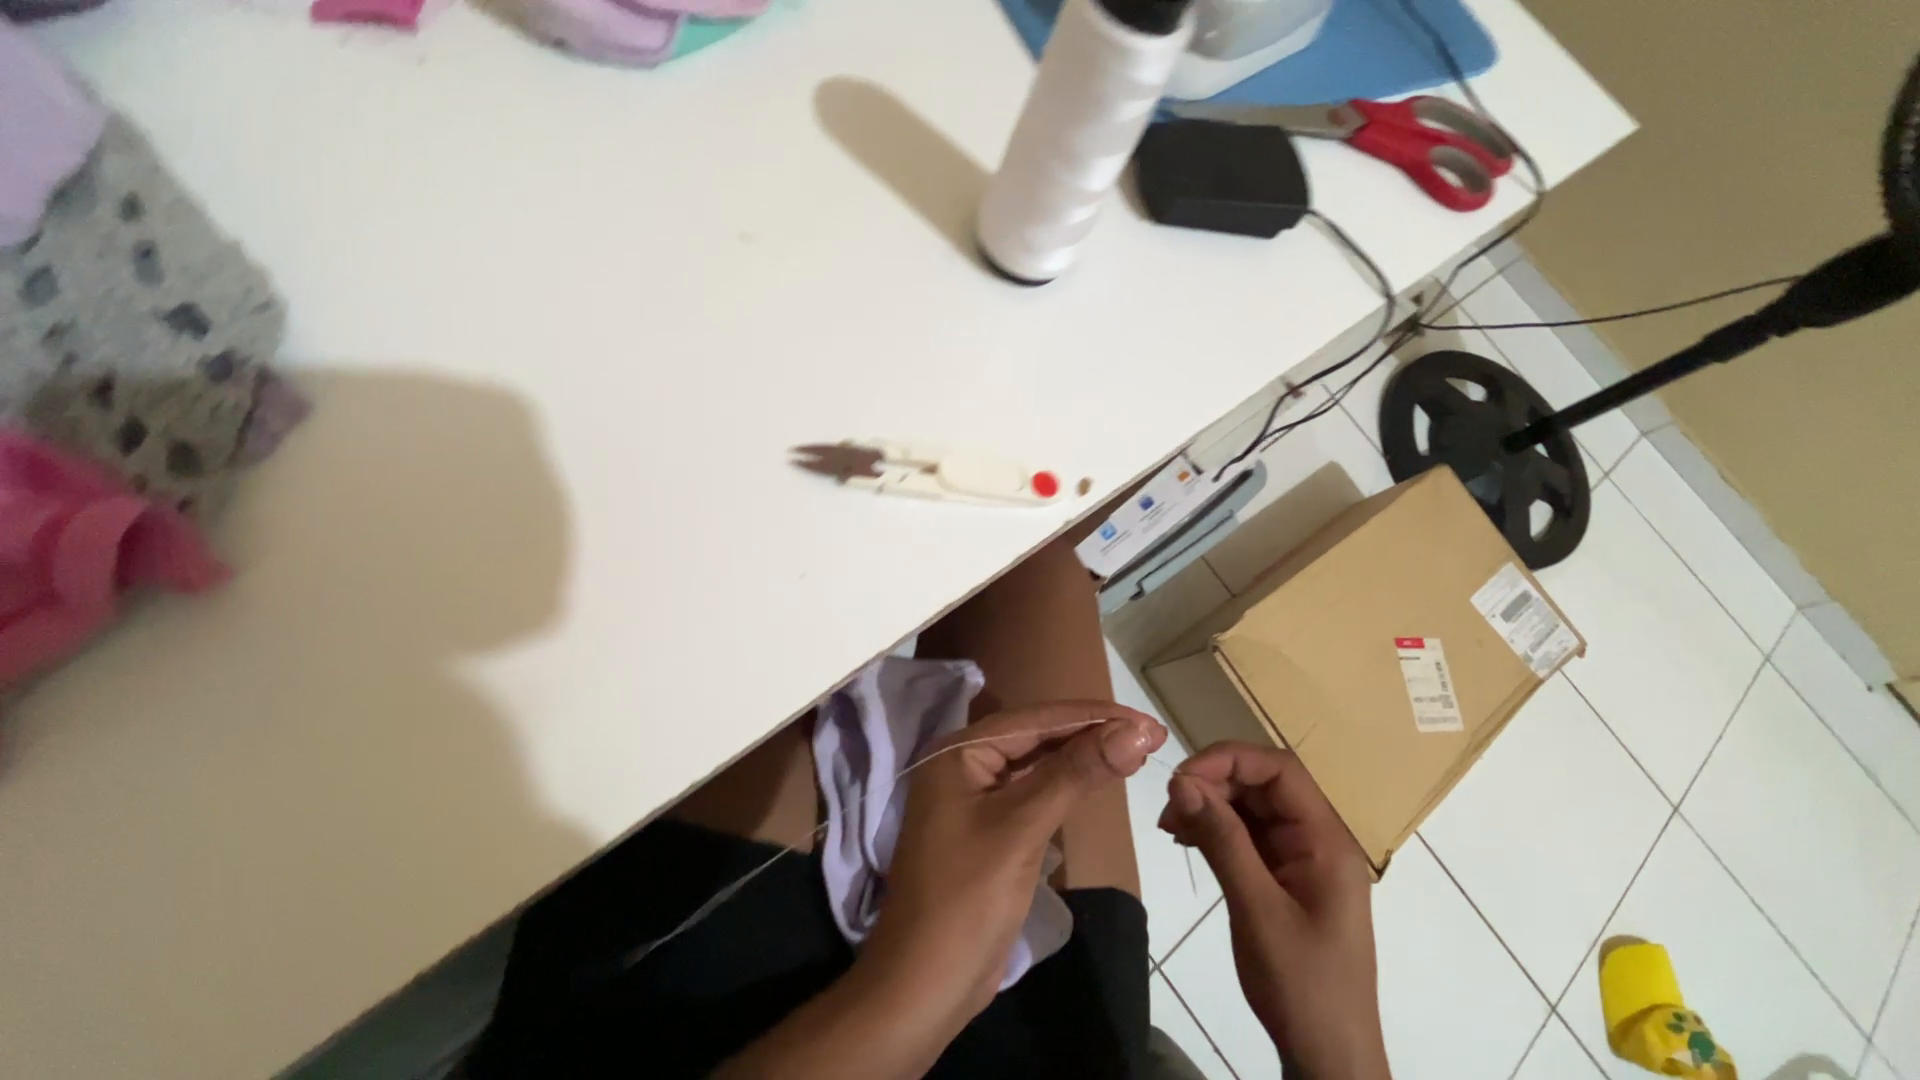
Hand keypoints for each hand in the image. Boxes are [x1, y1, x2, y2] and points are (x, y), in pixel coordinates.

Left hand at [715, 701, 1162, 1079]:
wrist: (924, 984)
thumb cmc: (967, 899)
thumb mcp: (1022, 828)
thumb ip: (1076, 773)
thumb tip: (1134, 729)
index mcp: (958, 752)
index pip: (1036, 718)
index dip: (1095, 716)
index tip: (1150, 721)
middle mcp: (962, 765)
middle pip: (1036, 736)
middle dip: (1092, 734)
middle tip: (1152, 737)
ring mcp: (973, 799)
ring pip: (1036, 765)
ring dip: (1082, 758)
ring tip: (1136, 752)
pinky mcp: (987, 831)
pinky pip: (1032, 794)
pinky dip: (1066, 786)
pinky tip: (1098, 782)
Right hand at [1158, 742, 1388, 1079]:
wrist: (1328, 1056)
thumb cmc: (1301, 983)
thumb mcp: (1256, 908)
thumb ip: (1222, 840)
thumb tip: (1181, 781)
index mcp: (1326, 839)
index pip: (1279, 770)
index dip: (1228, 760)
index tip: (1180, 778)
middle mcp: (1317, 839)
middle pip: (1263, 784)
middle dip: (1212, 784)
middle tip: (1167, 806)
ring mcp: (1301, 859)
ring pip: (1251, 808)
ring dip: (1209, 806)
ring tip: (1169, 825)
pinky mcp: (1284, 879)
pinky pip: (1248, 836)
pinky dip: (1215, 830)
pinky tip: (1186, 839)